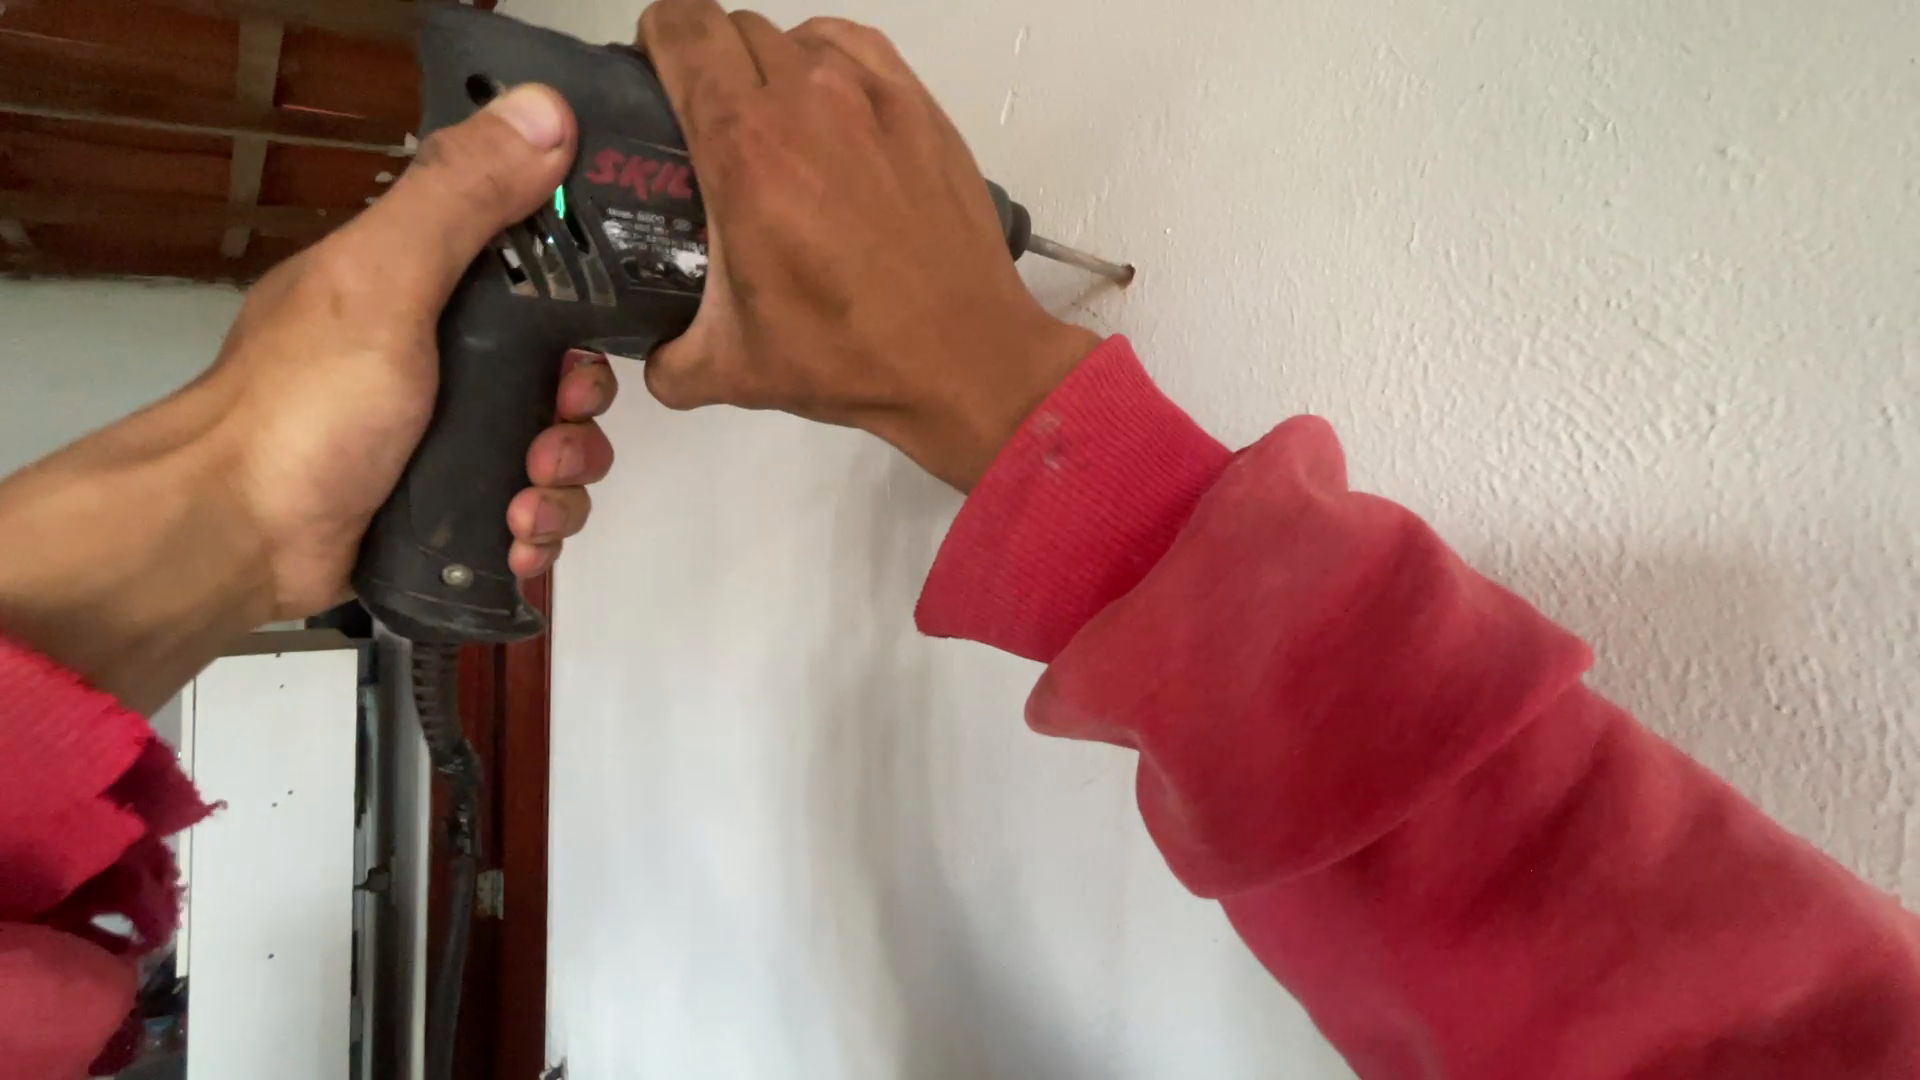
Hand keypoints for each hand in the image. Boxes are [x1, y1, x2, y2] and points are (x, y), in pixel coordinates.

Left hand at [0, 85, 615, 709]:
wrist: (243, 536)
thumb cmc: (310, 405)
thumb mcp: (383, 283)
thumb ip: (462, 202)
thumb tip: (546, 110)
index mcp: (440, 302)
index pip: (550, 304)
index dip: (584, 335)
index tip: (577, 365)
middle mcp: (459, 369)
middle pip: (571, 392)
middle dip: (576, 429)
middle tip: (544, 449)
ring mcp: (464, 441)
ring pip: (567, 459)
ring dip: (563, 489)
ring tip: (524, 513)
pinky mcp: (469, 505)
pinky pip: (543, 514)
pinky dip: (541, 533)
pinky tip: (515, 544)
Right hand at [637, 1, 1101, 490]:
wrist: (964, 360)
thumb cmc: (853, 359)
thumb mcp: (738, 373)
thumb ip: (670, 363)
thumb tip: (655, 363)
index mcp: (746, 147)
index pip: (680, 30)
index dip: (659, 50)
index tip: (661, 92)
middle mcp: (809, 101)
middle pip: (735, 30)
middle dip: (713, 70)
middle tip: (720, 138)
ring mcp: (874, 97)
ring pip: (798, 38)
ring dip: (777, 73)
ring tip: (786, 140)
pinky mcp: (923, 109)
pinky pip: (858, 51)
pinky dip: (834, 72)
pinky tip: (839, 128)